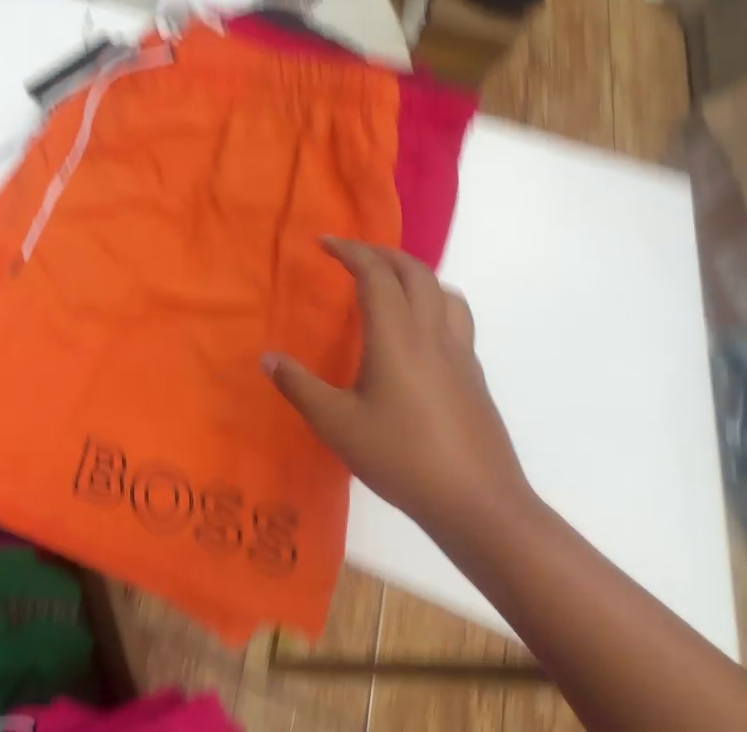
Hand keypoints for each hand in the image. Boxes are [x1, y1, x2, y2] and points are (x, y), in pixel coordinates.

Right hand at [265, 237, 534, 534]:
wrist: (477, 502)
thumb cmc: (401, 457)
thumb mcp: (335, 423)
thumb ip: (299, 386)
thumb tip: (268, 358)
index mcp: (397, 338)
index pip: (378, 276)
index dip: (352, 252)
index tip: (325, 242)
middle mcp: (433, 336)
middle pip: (416, 273)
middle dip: (383, 254)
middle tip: (352, 254)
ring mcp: (460, 355)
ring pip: (444, 292)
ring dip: (414, 274)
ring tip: (388, 281)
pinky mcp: (473, 377)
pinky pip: (455, 318)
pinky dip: (433, 301)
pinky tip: (416, 330)